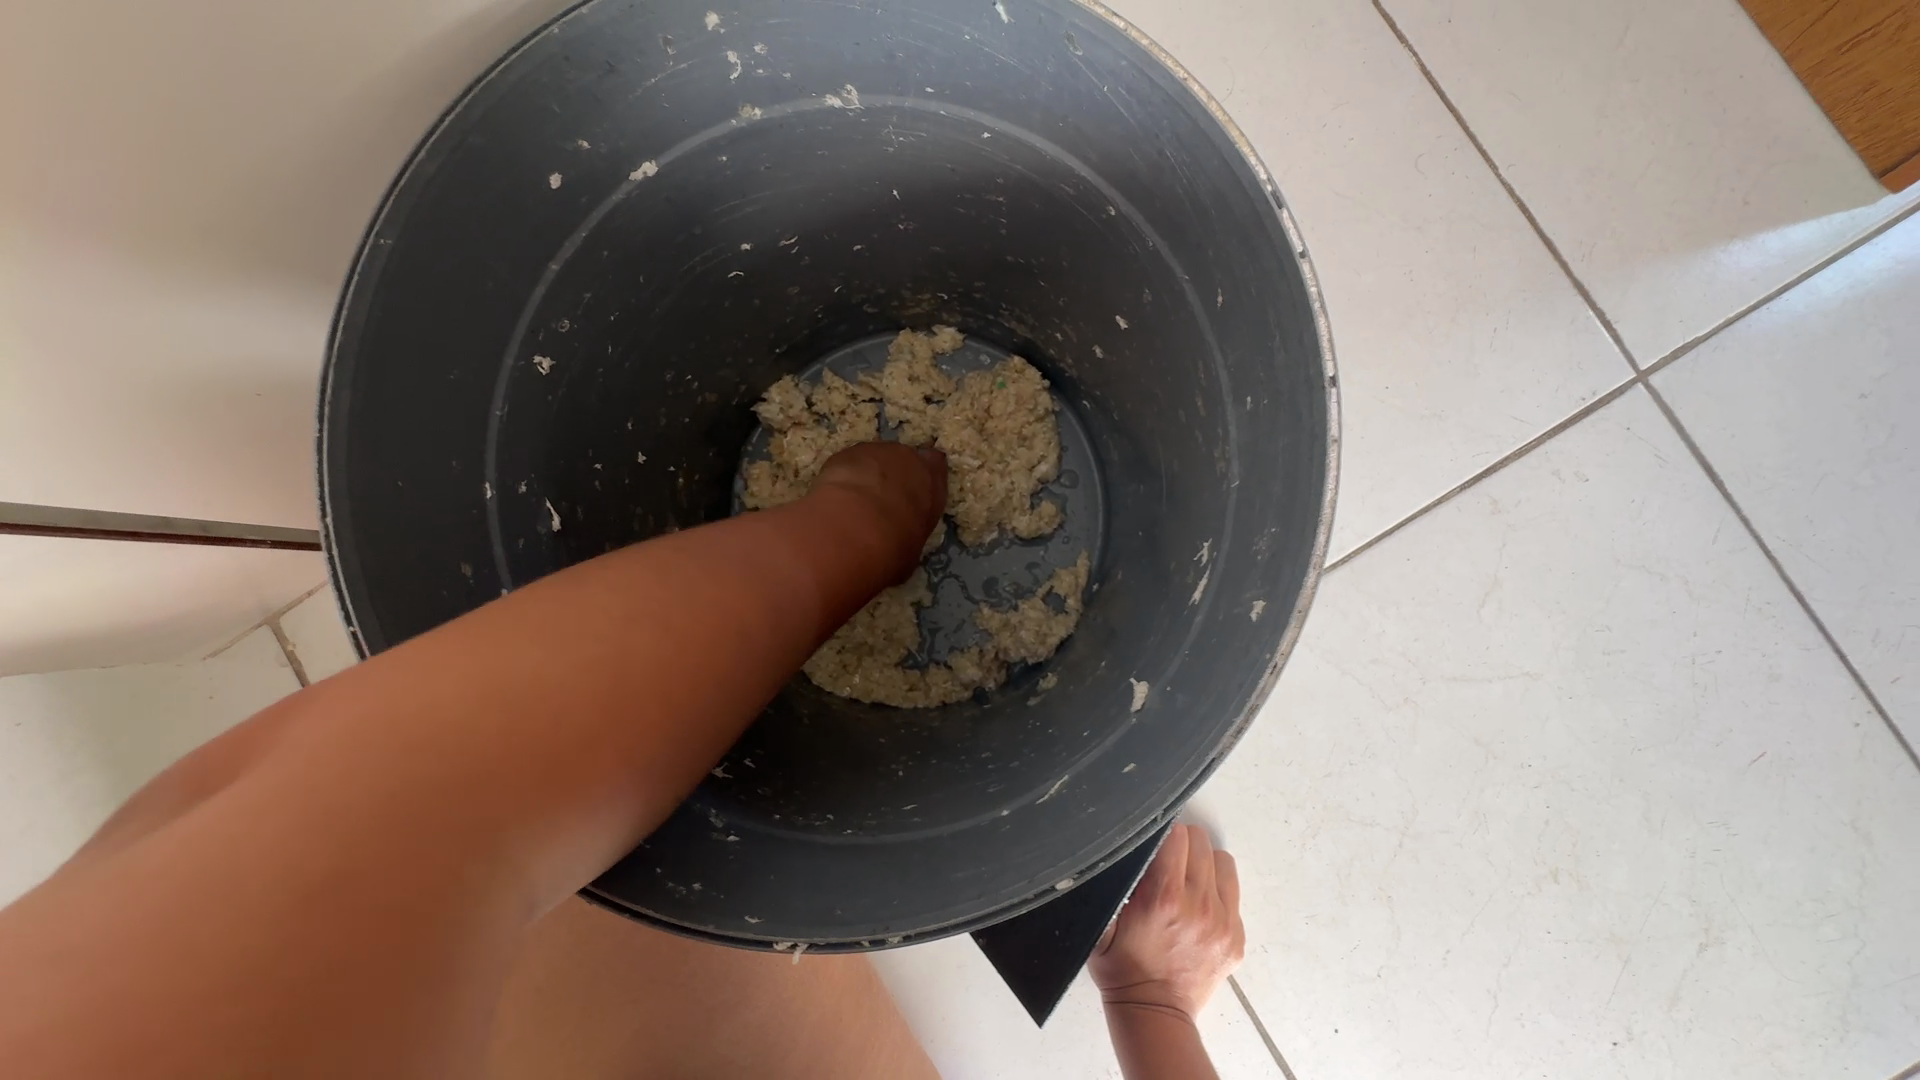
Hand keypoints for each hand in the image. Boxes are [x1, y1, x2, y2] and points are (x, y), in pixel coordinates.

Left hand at [807, 442, 947, 582]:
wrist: (856, 528)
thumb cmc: (895, 545)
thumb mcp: (913, 547)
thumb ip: (911, 530)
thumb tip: (900, 540)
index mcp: (932, 481)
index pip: (934, 465)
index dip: (922, 476)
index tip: (912, 492)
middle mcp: (908, 458)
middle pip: (902, 458)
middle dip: (892, 476)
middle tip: (880, 502)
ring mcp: (875, 451)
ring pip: (872, 459)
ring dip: (866, 475)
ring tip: (853, 503)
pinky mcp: (844, 453)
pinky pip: (847, 464)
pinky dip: (842, 478)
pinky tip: (835, 500)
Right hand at [1089, 824, 1244, 1021]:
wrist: (1153, 1013)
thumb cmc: (1122, 967)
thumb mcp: (1103, 921)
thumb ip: (1115, 883)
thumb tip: (1121, 851)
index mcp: (1164, 897)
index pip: (1176, 835)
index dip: (1163, 833)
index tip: (1153, 842)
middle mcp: (1199, 905)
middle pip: (1201, 843)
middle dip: (1182, 844)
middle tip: (1167, 859)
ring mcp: (1223, 922)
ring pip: (1222, 862)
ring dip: (1204, 863)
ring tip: (1187, 879)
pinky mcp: (1236, 938)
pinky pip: (1233, 893)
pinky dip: (1217, 890)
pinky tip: (1198, 906)